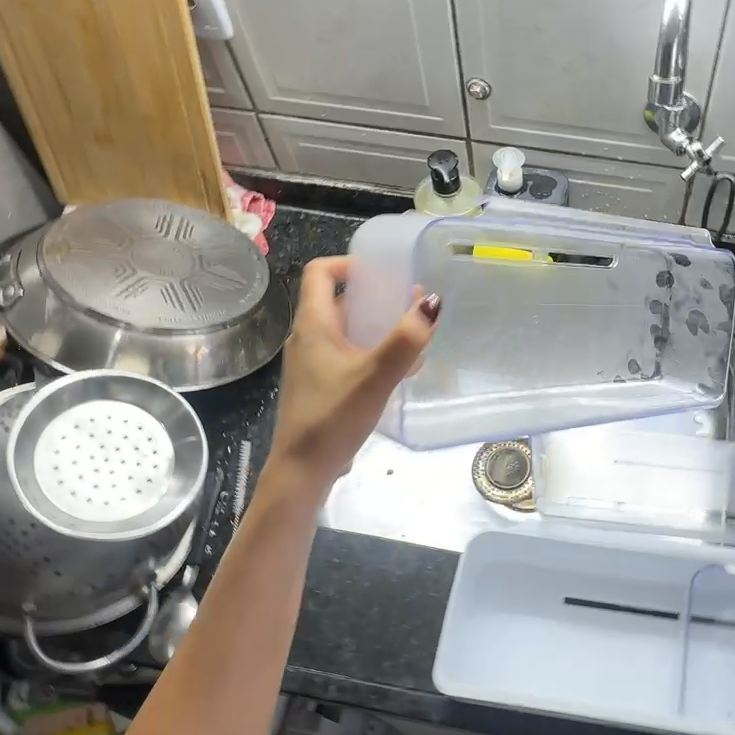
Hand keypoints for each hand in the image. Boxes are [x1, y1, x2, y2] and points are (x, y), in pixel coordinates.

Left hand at [267, 256, 438, 493]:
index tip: (383, 273)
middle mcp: (309, 338)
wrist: (303, 470)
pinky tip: (402, 370)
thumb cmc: (333, 416)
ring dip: (378, 327)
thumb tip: (432, 303)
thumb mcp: (376, 375)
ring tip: (414, 335)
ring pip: (348, 331)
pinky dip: (374, 353)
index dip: (350, 264)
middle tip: (409, 302)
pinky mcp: (322, 386)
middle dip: (375, 297)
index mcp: (313, 324)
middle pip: (339, 301)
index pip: (321, 272)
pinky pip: (350, 356)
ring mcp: (314, 363)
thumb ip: (406, 339)